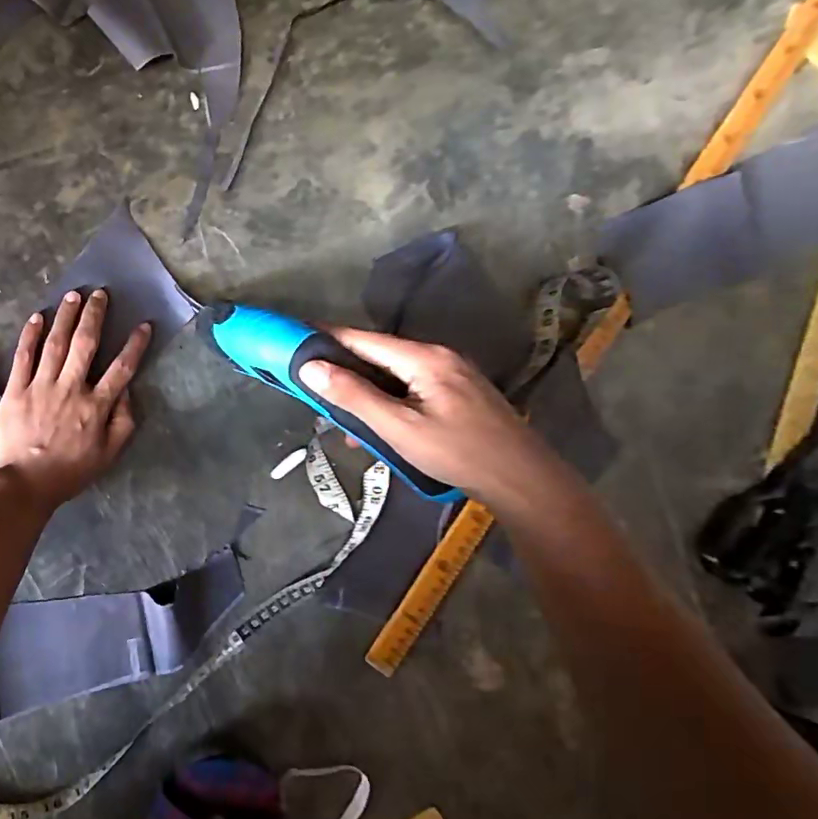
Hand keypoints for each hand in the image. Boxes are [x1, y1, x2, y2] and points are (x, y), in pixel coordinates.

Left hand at [0, 288, 151, 511]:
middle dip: (95, 316)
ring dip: (66, 316)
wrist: (24, 485)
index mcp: (96, 406)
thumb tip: (126, 392)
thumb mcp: (108, 455)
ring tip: (73, 295)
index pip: (121, 368)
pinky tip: (37, 317)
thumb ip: (123, 422)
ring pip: (56, 343)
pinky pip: (24, 357)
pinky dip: (30, 335)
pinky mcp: (15, 390)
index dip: (134, 344)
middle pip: (86, 344)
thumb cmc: (69, 473)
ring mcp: (41, 386)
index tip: (142, 325)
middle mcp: (71, 388)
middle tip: (101, 294)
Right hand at [298, 328, 575, 506]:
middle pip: (377, 355)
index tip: (293, 338)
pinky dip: (385, 401)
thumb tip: (310, 367)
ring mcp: (451, 374)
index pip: (363, 338)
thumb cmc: (457, 453)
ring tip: (337, 416)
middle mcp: (438, 356)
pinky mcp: (457, 393)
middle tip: (307, 384)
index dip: (326, 337)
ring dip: (363, 391)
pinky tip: (375, 428)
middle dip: (341, 368)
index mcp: (424, 358)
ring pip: (392, 374)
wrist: (524, 481)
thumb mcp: (398, 428)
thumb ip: (353, 396)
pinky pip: (408, 388)